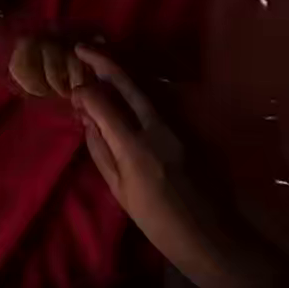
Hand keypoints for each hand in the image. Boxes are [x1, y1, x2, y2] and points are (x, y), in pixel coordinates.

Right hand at [67, 46, 285, 287]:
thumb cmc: (161, 223)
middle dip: (102, 60)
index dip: (83, 92)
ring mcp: (179, 124)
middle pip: (127, 81)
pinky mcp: (193, 128)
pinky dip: (140, 87)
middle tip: (82, 48)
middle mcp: (157, 127)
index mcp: (134, 147)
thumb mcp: (120, 192)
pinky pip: (161, 99)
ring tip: (103, 59)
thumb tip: (88, 119)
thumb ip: (101, 151)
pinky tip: (130, 87)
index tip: (72, 92)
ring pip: (147, 85)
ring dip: (122, 69)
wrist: (216, 239)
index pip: (101, 102)